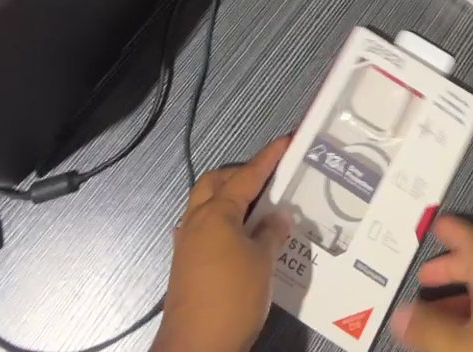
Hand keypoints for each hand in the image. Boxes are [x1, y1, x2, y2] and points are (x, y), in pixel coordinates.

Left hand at [152, 135, 292, 351]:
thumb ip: (271, 233)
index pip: (247, 175)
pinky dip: (223, 221)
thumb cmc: (232, 299)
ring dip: (230, 197)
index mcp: (217, 212)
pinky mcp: (185, 263)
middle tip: (269, 177)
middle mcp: (196, 219)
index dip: (269, 157)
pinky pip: (204, 227)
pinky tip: (241, 236)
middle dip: (241, 173)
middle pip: (216, 182)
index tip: (287, 141)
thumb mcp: (262, 263)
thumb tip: (277, 217)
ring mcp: (187, 242)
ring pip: (207, 204)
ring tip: (258, 206)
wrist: (195, 349)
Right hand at [391, 216, 472, 351]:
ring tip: (435, 311)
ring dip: (459, 296)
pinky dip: (472, 313)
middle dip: (449, 268)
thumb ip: (427, 327)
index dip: (453, 229)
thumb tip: (401, 313)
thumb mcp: (458, 343)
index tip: (436, 223)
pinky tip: (459, 334)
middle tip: (425, 275)